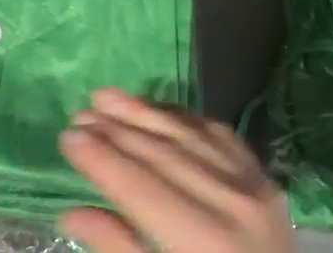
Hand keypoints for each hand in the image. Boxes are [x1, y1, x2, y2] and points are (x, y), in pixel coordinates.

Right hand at [58, 89, 292, 252]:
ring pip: (188, 135)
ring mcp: (254, 186)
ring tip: (105, 96)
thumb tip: (72, 214)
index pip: (139, 187)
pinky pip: (219, 135)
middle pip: (162, 155)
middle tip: (78, 114)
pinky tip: (158, 108)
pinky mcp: (265, 179)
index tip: (67, 136)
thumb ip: (121, 251)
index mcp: (202, 242)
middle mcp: (231, 204)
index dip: (100, 159)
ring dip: (143, 112)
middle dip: (115, 131)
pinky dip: (184, 118)